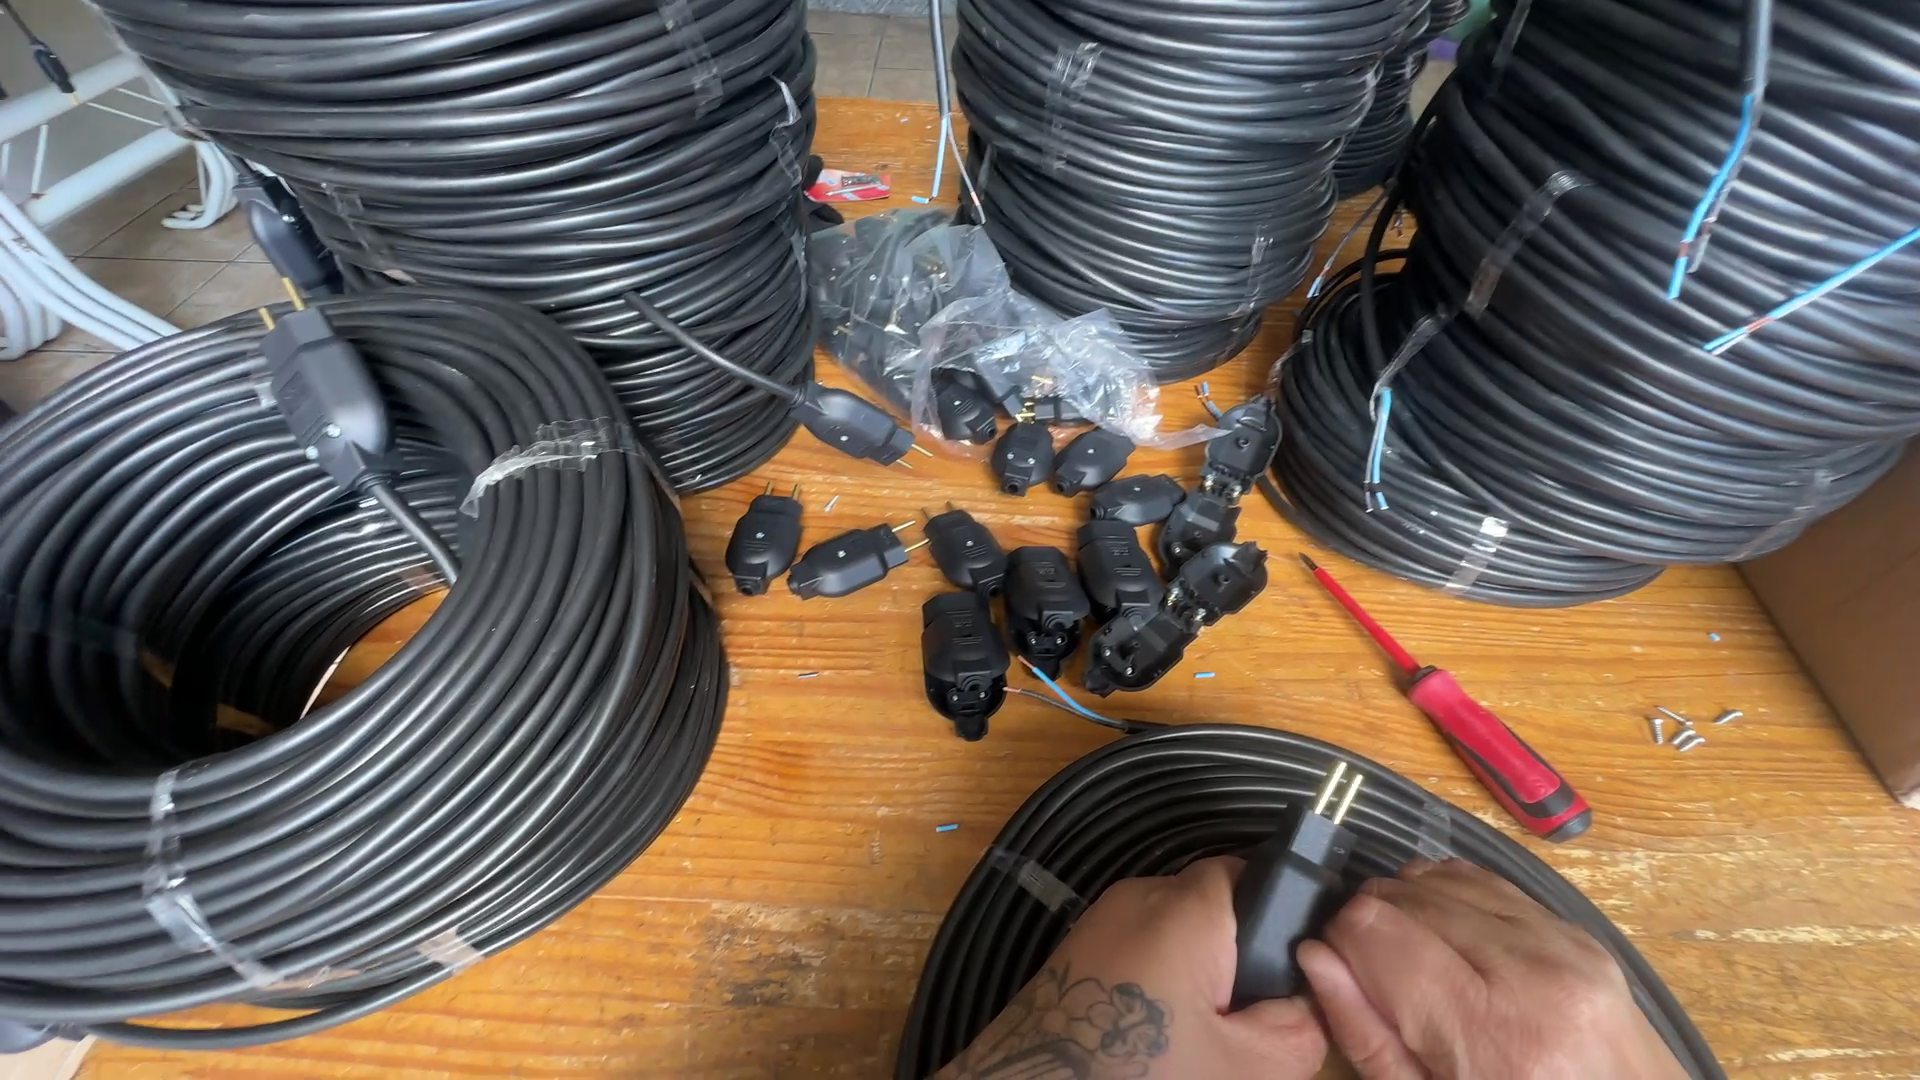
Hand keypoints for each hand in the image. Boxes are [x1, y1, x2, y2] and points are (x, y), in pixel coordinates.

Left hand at [934, 856, 1327, 1079]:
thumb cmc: (1142, 1066)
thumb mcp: (1242, 1068)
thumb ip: (1295, 1030)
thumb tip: (1311, 1002)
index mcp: (1184, 908)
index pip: (1244, 872)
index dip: (1276, 911)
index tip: (1289, 965)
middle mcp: (1139, 894)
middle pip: (1208, 905)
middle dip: (1235, 953)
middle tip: (1246, 1017)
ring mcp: (1102, 916)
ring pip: (1172, 929)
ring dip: (1195, 969)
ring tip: (1200, 1032)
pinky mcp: (1080, 943)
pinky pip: (1138, 944)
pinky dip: (1158, 976)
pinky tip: (1157, 1028)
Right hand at [1298, 858, 1686, 1079]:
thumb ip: (1365, 1035)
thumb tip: (1314, 955)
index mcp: (1501, 1034)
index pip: (1372, 925)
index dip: (1341, 945)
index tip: (1348, 979)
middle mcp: (1536, 971)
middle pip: (1398, 893)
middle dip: (1372, 928)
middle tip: (1385, 984)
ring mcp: (1564, 943)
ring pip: (1431, 876)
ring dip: (1406, 910)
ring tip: (1421, 966)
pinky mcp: (1576, 931)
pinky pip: (1475, 879)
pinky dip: (1444, 899)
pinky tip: (1451, 946)